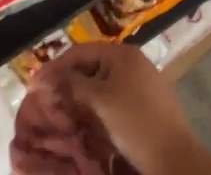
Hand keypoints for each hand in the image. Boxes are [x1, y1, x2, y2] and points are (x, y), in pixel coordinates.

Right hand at [29, 43, 210, 174]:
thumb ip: (72, 84)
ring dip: (81, 95)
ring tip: (63, 111)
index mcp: (122, 54)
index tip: (35, 84)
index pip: (79, 51)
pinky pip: (114, 97)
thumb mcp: (99, 101)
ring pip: (101, 83)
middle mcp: (132, 62)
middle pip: (90, 65)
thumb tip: (45, 77)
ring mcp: (141, 82)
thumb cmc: (135, 123)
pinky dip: (97, 105)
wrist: (175, 159)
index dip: (56, 66)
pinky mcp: (145, 103)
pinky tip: (87, 120)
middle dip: (68, 81)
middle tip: (47, 99)